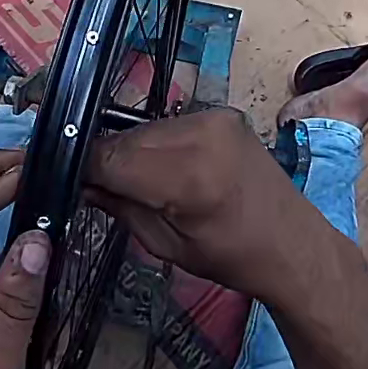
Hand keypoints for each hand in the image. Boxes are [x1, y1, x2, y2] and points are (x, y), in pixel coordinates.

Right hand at [85, 108, 346, 305]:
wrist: (294, 244)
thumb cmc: (231, 257)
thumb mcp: (165, 245)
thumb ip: (119, 207)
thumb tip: (80, 184)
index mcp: (188, 178)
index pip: (111, 159)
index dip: (85, 169)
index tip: (73, 180)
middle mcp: (200, 135)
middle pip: (124, 140)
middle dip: (106, 161)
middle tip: (100, 184)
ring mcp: (212, 118)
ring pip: (142, 129)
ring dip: (129, 151)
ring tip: (137, 178)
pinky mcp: (219, 112)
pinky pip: (165, 124)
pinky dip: (153, 143)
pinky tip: (162, 164)